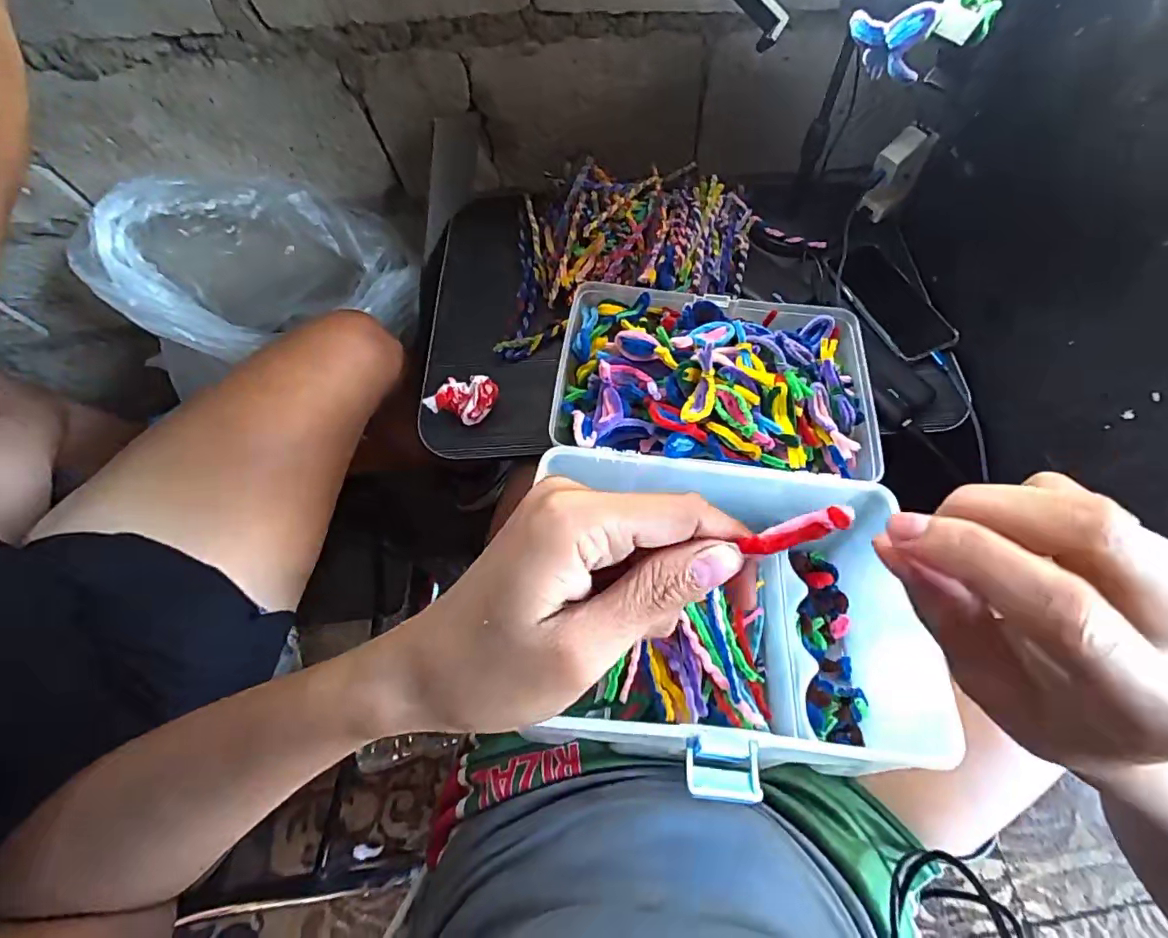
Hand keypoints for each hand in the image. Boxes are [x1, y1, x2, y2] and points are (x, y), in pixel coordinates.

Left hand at [361, 476, 751, 734]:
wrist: (420, 673)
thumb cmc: (493, 676)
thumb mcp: (584, 650)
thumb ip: (657, 596)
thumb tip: (725, 554)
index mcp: (576, 516)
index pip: (684, 512)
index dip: (729, 549)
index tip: (746, 606)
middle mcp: (572, 491)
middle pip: (667, 519)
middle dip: (691, 572)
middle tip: (676, 634)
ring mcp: (564, 503)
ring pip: (649, 533)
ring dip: (659, 583)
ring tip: (627, 634)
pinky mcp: (560, 520)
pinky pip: (622, 539)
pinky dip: (633, 579)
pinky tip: (611, 616)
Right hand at [874, 473, 1167, 782]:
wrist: (1148, 737)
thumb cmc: (1059, 723)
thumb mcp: (990, 688)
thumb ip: (945, 613)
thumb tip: (894, 546)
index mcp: (1153, 705)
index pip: (1065, 608)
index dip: (974, 556)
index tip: (902, 533)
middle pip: (1095, 531)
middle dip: (990, 509)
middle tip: (931, 522)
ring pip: (1091, 507)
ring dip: (1006, 507)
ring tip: (971, 542)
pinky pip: (1094, 503)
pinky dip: (1032, 509)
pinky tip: (1020, 548)